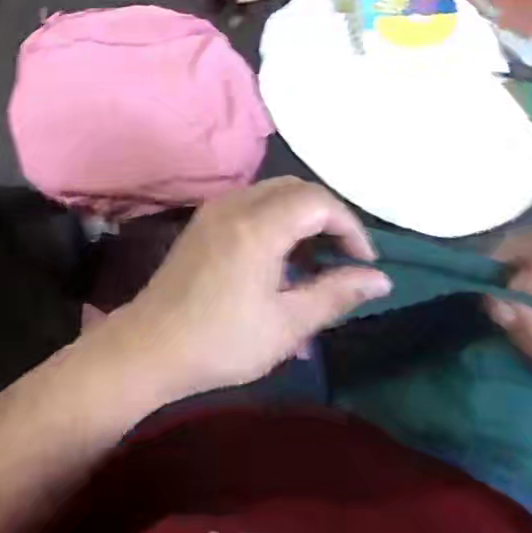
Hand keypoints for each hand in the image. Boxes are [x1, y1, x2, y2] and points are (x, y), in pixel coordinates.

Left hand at [95, 178, 391, 402]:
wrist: (152, 345)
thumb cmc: (223, 340)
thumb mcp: (288, 324)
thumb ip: (336, 293)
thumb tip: (380, 278)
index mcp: (257, 225)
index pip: (318, 201)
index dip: (349, 226)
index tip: (364, 263)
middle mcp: (235, 204)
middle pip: (296, 188)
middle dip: (328, 217)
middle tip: (345, 258)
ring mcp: (215, 209)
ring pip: (273, 192)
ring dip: (302, 216)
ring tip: (317, 263)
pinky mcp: (204, 220)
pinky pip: (252, 203)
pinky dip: (277, 218)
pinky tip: (282, 259)